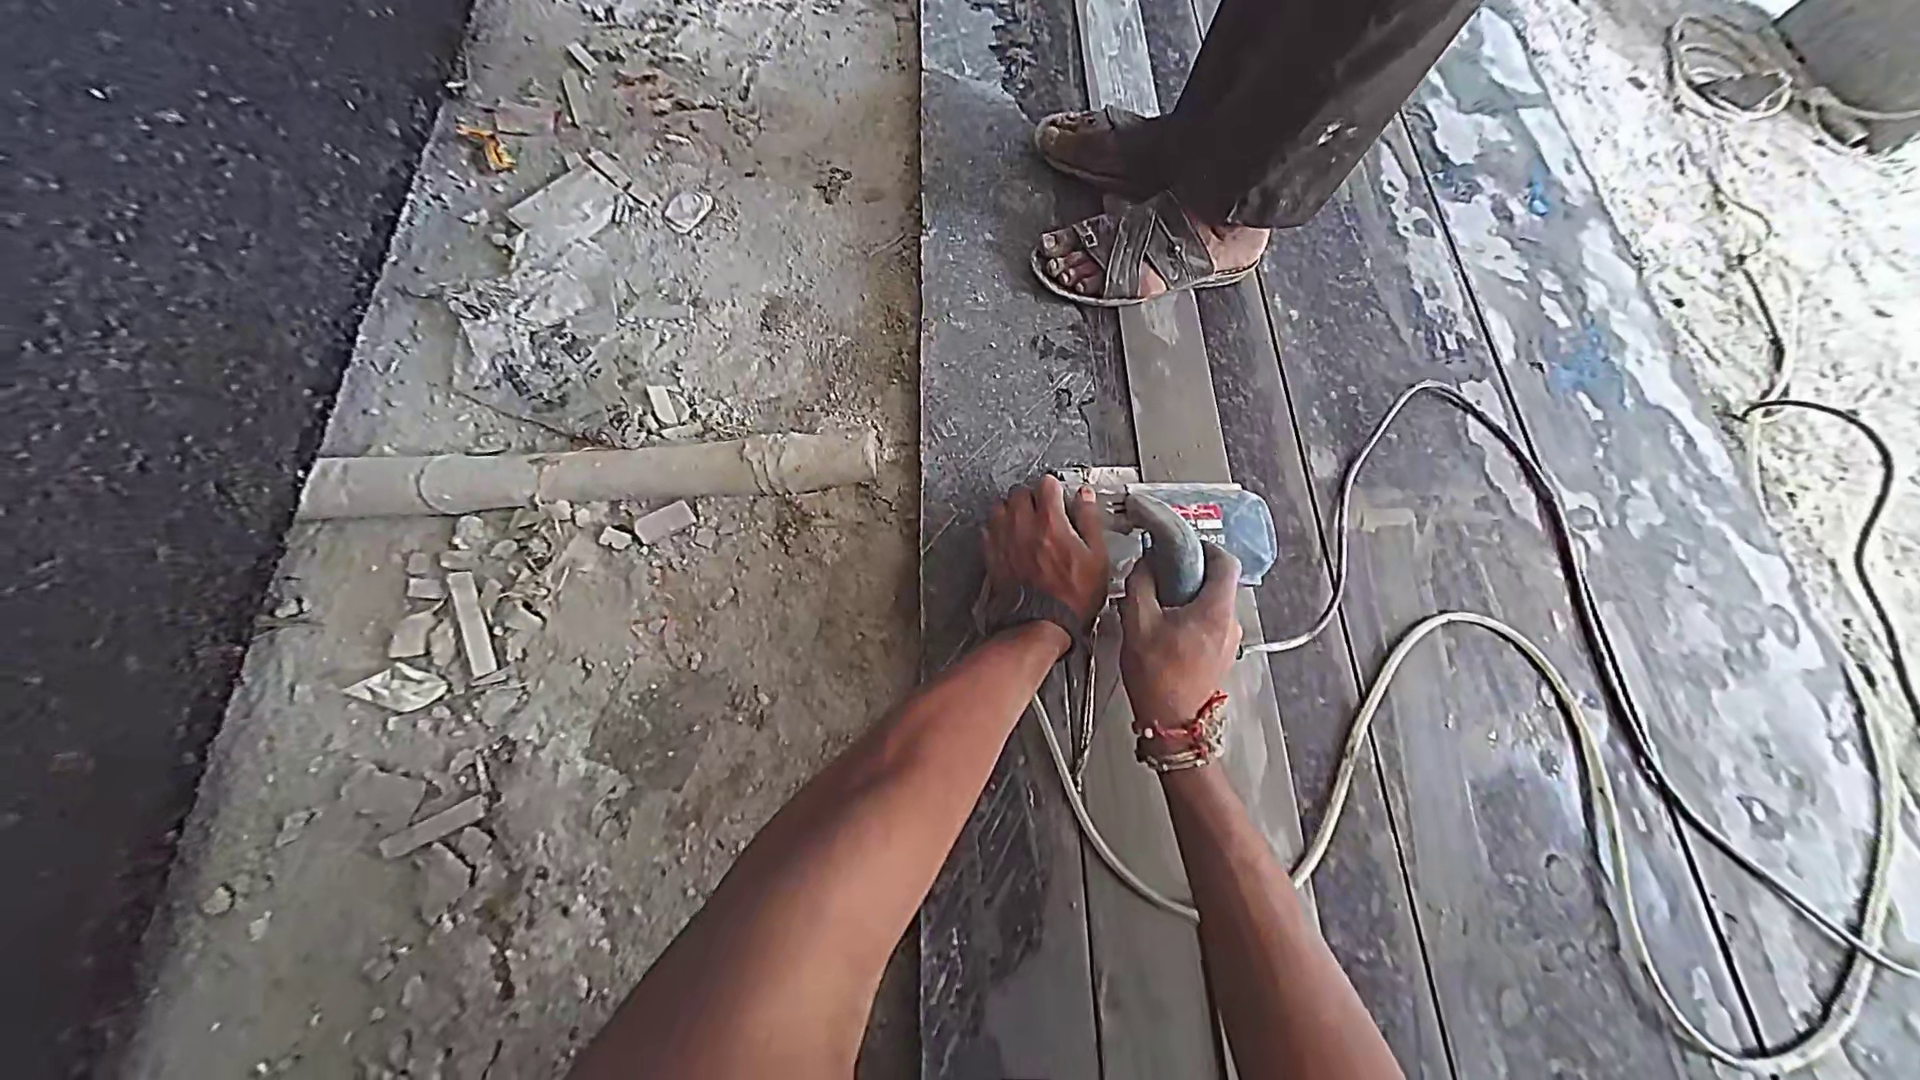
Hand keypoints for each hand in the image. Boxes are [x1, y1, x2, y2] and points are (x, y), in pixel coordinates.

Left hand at [983, 475, 1109, 628]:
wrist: (1041, 625)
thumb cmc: (1070, 598)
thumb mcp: (1097, 558)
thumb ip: (1090, 522)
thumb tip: (1085, 498)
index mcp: (1050, 523)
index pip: (1047, 484)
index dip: (1055, 487)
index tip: (1059, 494)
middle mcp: (1023, 527)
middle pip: (1020, 492)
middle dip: (1032, 495)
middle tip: (1042, 507)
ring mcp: (1004, 541)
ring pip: (1000, 507)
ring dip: (1012, 509)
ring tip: (1024, 519)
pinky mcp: (993, 556)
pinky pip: (988, 529)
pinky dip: (997, 528)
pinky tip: (1009, 537)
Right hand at [1120, 543, 1241, 731]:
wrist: (1170, 720)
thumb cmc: (1157, 676)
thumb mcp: (1137, 621)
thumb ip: (1140, 584)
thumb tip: (1145, 564)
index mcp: (1215, 611)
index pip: (1225, 561)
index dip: (1204, 546)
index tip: (1181, 545)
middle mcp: (1230, 623)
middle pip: (1219, 581)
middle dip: (1190, 572)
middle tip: (1162, 574)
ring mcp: (1229, 640)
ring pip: (1213, 602)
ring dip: (1188, 595)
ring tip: (1159, 604)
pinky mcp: (1222, 653)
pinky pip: (1210, 621)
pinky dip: (1191, 614)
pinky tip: (1166, 626)